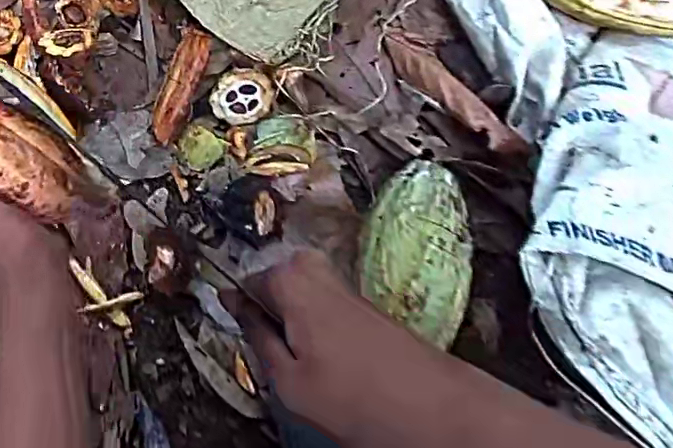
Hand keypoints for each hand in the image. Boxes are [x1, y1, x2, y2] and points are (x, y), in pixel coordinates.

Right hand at [222, 249, 431, 443]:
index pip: (243, 286)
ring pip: (294, 297)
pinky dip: (316, 327)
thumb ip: (255, 335)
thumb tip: (232, 302)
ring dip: (294, 324)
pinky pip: (316, 302)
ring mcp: (335, 276)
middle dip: (271, 316)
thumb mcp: (290, 382)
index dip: (242, 315)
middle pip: (270, 288)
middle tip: (286, 359)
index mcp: (286, 277)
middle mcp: (308, 264)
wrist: (440, 408)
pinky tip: (334, 363)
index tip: (254, 344)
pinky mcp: (356, 294)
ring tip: (313, 365)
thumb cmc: (356, 398)